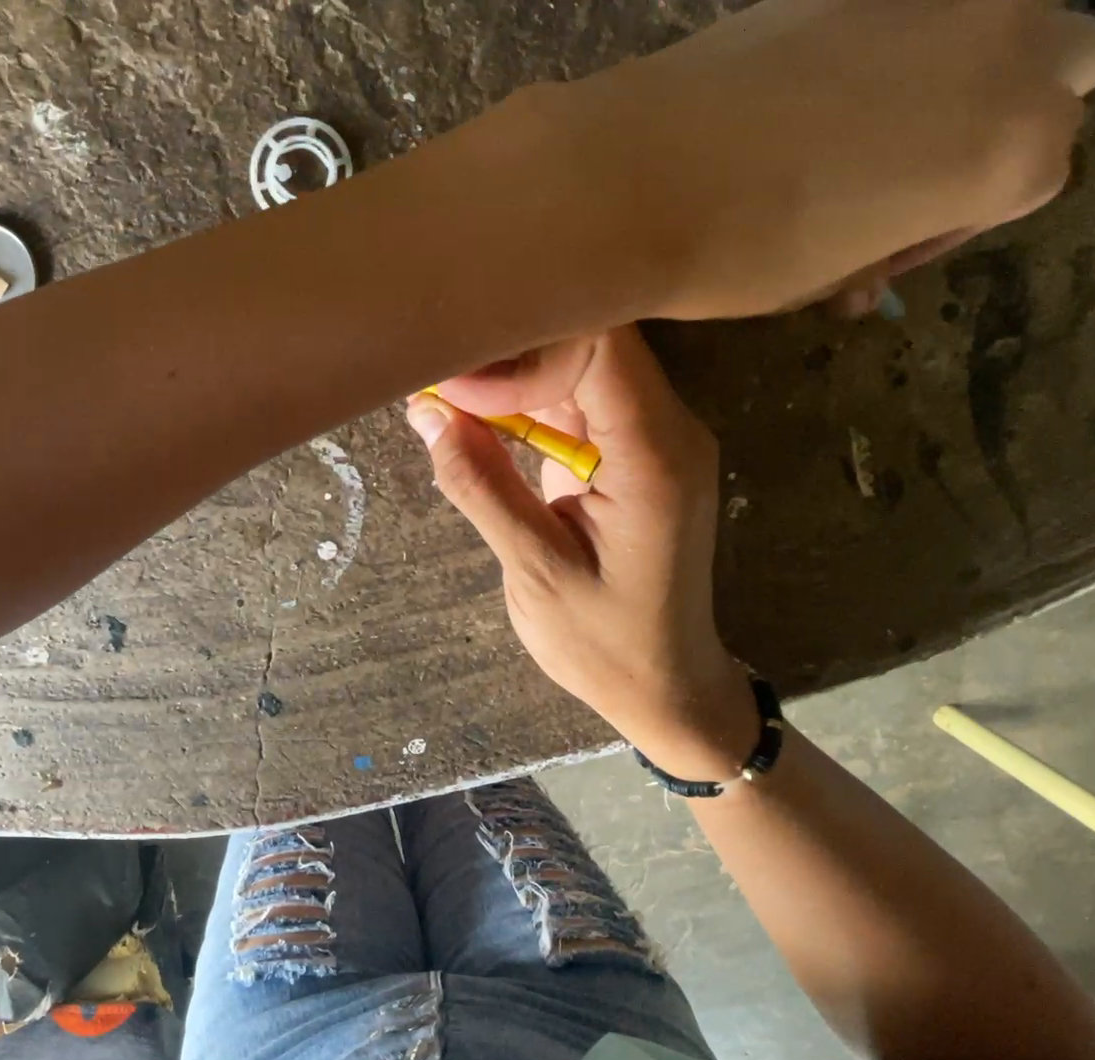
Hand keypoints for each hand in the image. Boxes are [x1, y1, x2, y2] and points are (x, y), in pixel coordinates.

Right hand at [406, 327, 757, 777]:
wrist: (663, 684)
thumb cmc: (606, 643)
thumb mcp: (536, 572)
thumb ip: (483, 487)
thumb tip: (428, 413)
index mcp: (657, 456)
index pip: (597, 348)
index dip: (520, 354)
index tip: (455, 393)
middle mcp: (666, 428)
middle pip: (589, 341)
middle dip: (507, 352)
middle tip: (436, 378)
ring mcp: (649, 436)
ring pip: (577, 362)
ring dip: (507, 374)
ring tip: (441, 392)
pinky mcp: (626, 450)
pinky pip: (573, 399)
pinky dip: (519, 402)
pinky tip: (471, 415)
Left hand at [495, 0, 1094, 324]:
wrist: (633, 179)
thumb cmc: (732, 253)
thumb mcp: (822, 276)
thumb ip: (880, 243)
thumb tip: (868, 260)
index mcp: (1015, 152)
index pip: (1032, 177)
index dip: (951, 219)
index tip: (880, 243)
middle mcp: (1010, 51)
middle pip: (1058, 68)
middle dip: (997, 113)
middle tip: (903, 165)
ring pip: (993, 18)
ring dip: (949, 65)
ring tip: (853, 123)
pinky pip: (898, 8)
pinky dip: (875, 42)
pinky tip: (802, 89)